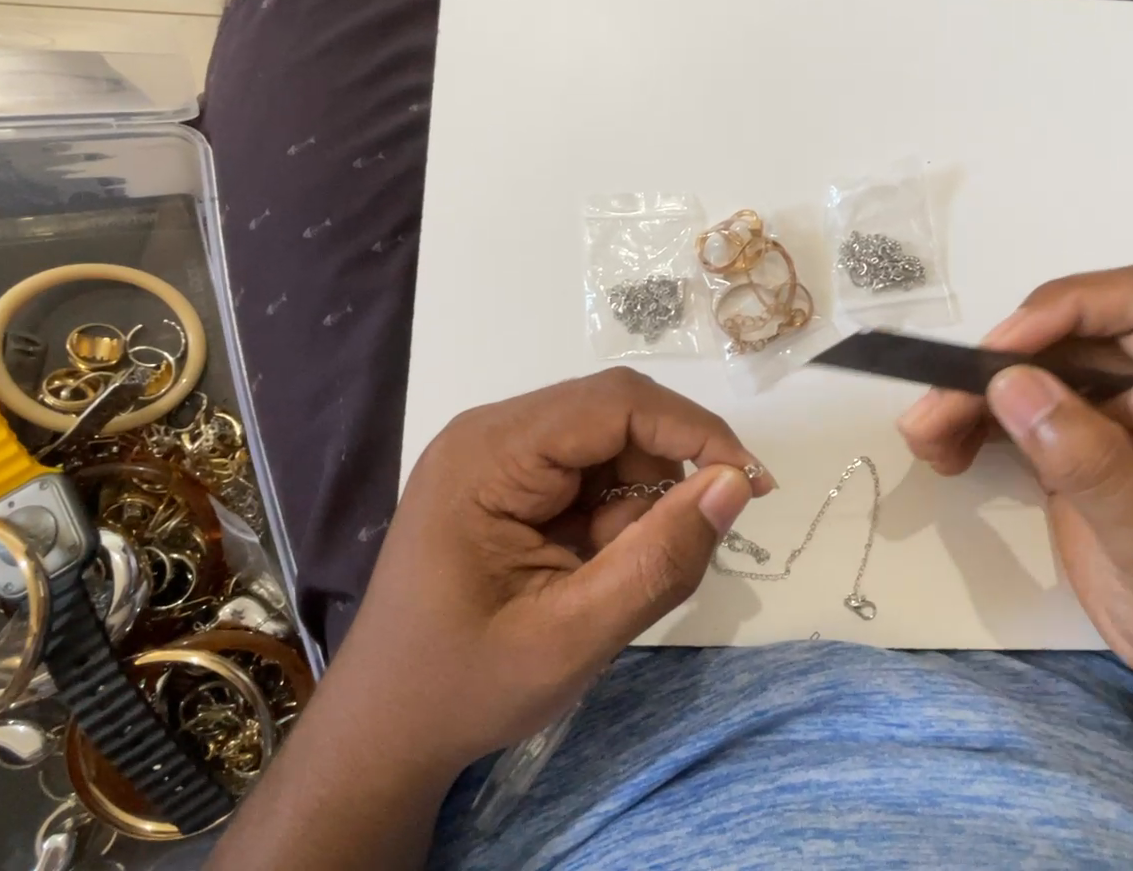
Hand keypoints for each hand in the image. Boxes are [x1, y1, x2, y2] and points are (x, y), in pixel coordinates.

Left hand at [340, 368, 770, 773]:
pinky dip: (612, 520)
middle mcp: (490, 434)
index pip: (615, 403)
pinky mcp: (504, 482)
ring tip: (600, 581)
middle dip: (657, 484)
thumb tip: (733, 483)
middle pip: (614, 419)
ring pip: (609, 448)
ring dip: (634, 509)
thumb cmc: (464, 689)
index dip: (693, 432)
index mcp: (490, 454)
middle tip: (658, 561)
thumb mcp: (573, 637)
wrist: (383, 730)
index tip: (749, 487)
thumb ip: (659, 560)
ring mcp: (494, 456)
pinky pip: (587, 476)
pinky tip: (584, 571)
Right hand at [898, 265, 1132, 704]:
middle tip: (935, 408)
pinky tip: (944, 453)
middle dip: (997, 363)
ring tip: (924, 438)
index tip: (996, 351)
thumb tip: (1008, 383)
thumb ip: (1092, 466)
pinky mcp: (1083, 444)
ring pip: (1036, 370)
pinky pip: (1020, 410)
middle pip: (1073, 335)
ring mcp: (1124, 415)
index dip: (1068, 308)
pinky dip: (975, 424)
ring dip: (972, 395)